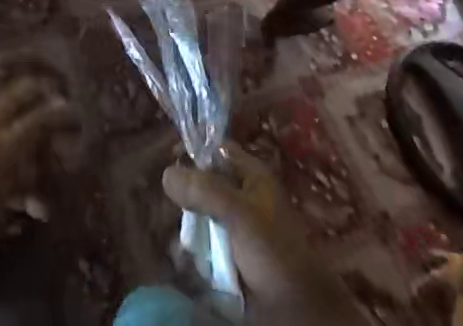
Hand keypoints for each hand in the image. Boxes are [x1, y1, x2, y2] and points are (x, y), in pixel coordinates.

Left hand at [0, 79, 74, 282]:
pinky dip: (31, 201)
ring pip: (28, 162)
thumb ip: (34, 126)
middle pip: (31, 128)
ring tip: (50, 204)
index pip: (27, 91)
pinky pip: (19, 192)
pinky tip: (38, 215)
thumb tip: (67, 101)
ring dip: (44, 179)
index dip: (53, 97)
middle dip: (52, 145)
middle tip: (71, 161)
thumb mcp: (2, 154)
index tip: (80, 113)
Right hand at [163, 146, 361, 324]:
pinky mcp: (230, 258)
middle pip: (203, 186)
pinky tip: (187, 263)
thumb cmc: (273, 252)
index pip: (217, 152)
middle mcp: (242, 198)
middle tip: (172, 214)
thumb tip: (166, 173)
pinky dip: (194, 253)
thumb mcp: (239, 214)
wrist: (297, 311)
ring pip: (200, 218)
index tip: (170, 165)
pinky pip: (203, 247)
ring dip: (188, 232)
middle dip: (185, 201)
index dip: (194, 155)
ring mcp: (236, 229)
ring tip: (181, 248)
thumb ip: (204, 191)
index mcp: (252, 176)